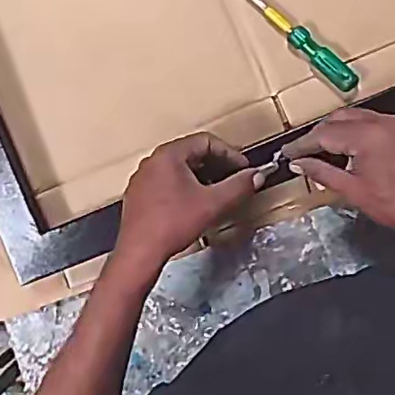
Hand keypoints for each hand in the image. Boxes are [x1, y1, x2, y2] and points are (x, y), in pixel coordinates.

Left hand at [113, 133, 265, 269]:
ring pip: (179, 169)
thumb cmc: (170, 225)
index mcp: (168, 155)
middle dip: (217, 166)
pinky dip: (185, 188)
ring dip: (201, 178)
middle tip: (233, 179)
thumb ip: (238, 186)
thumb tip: (255, 176)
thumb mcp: (213, 203)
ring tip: (217, 194)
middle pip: (191, 153)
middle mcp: (152, 162)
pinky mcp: (139, 196)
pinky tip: (194, 206)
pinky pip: (166, 183)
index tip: (242, 168)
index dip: (229, 154)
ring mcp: (143, 179)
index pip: (205, 142)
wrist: (140, 252)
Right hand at [282, 108, 394, 240]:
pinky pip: (372, 121)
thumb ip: (323, 173)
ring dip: (336, 129)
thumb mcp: (355, 192)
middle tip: (302, 153)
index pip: (324, 134)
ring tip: (322, 151)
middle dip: (318, 134)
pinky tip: (349, 148)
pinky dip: (355, 129)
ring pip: (356, 116)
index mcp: (367, 135)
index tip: (287, 153)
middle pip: (338, 119)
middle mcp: (382, 122)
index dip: (302, 144)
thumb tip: (299, 164)